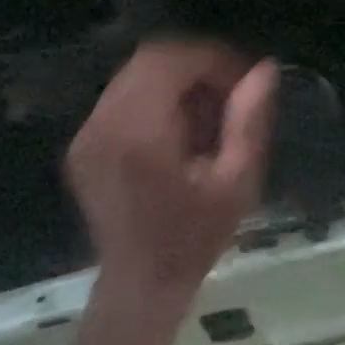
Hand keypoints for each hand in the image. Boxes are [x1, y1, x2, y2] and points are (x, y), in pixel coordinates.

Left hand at [67, 40, 279, 296]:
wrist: (141, 284)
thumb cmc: (194, 241)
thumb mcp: (236, 186)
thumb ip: (248, 124)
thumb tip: (264, 70)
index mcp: (139, 132)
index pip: (170, 61)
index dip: (211, 60)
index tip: (243, 84)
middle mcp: (103, 123)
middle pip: (148, 63)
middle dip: (194, 71)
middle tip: (229, 101)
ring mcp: (85, 135)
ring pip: (132, 80)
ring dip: (173, 88)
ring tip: (206, 123)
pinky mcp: (81, 147)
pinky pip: (118, 104)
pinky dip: (151, 106)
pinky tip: (176, 140)